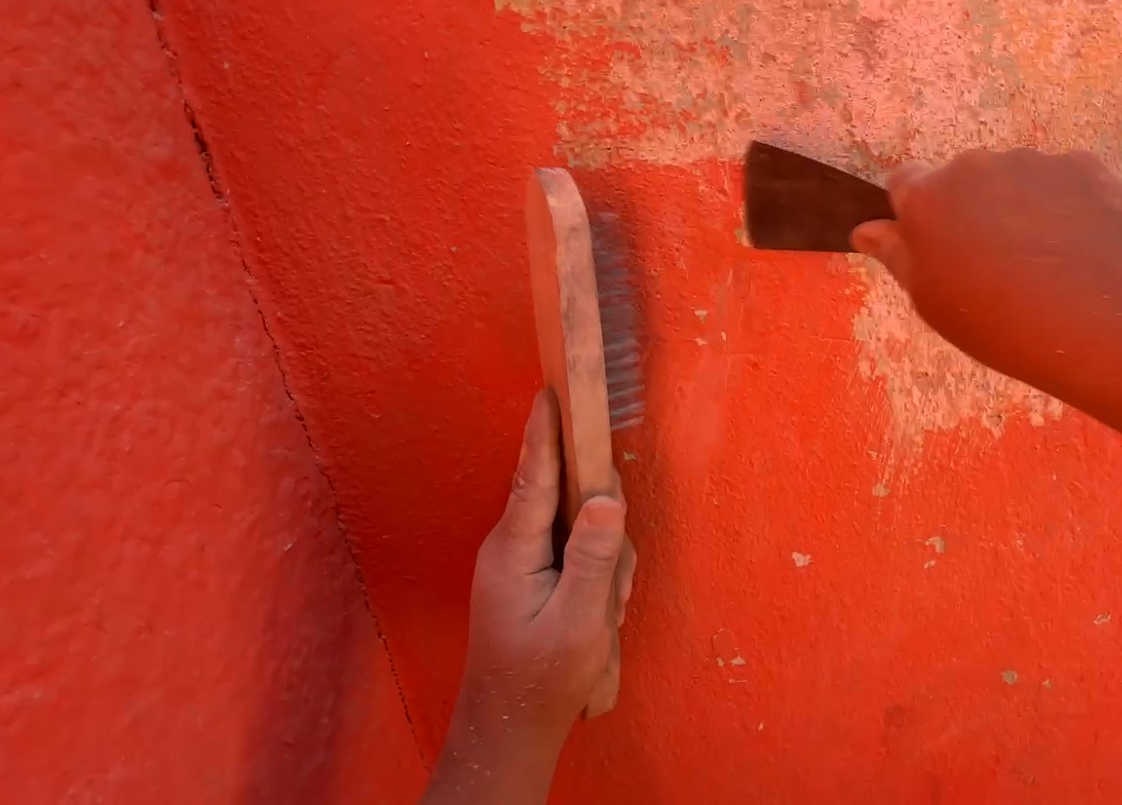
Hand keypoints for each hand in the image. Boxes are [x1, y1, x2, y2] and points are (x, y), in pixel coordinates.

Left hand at [423, 389, 634, 804]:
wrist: (510, 731)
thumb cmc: (541, 681)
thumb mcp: (579, 622)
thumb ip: (595, 558)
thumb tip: (609, 497)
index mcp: (515, 549)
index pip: (533, 476)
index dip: (543, 431)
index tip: (551, 390)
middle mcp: (513, 544)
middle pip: (570, 499)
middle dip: (605, 535)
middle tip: (612, 591)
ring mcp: (524, 558)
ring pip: (583, 526)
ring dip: (606, 565)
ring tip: (604, 613)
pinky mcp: (536, 571)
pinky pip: (580, 548)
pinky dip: (600, 575)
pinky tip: (600, 611)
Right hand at [849, 148, 1121, 398]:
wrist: (1106, 319)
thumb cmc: (1001, 321)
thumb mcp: (931, 301)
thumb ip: (896, 256)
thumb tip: (865, 230)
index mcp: (928, 196)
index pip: (904, 183)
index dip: (917, 215)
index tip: (939, 248)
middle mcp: (977, 165)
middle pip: (963, 179)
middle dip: (973, 209)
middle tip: (997, 266)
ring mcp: (1035, 162)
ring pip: (1017, 179)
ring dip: (1022, 207)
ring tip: (1049, 264)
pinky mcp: (1087, 167)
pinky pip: (1066, 182)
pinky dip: (1069, 207)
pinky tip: (1085, 251)